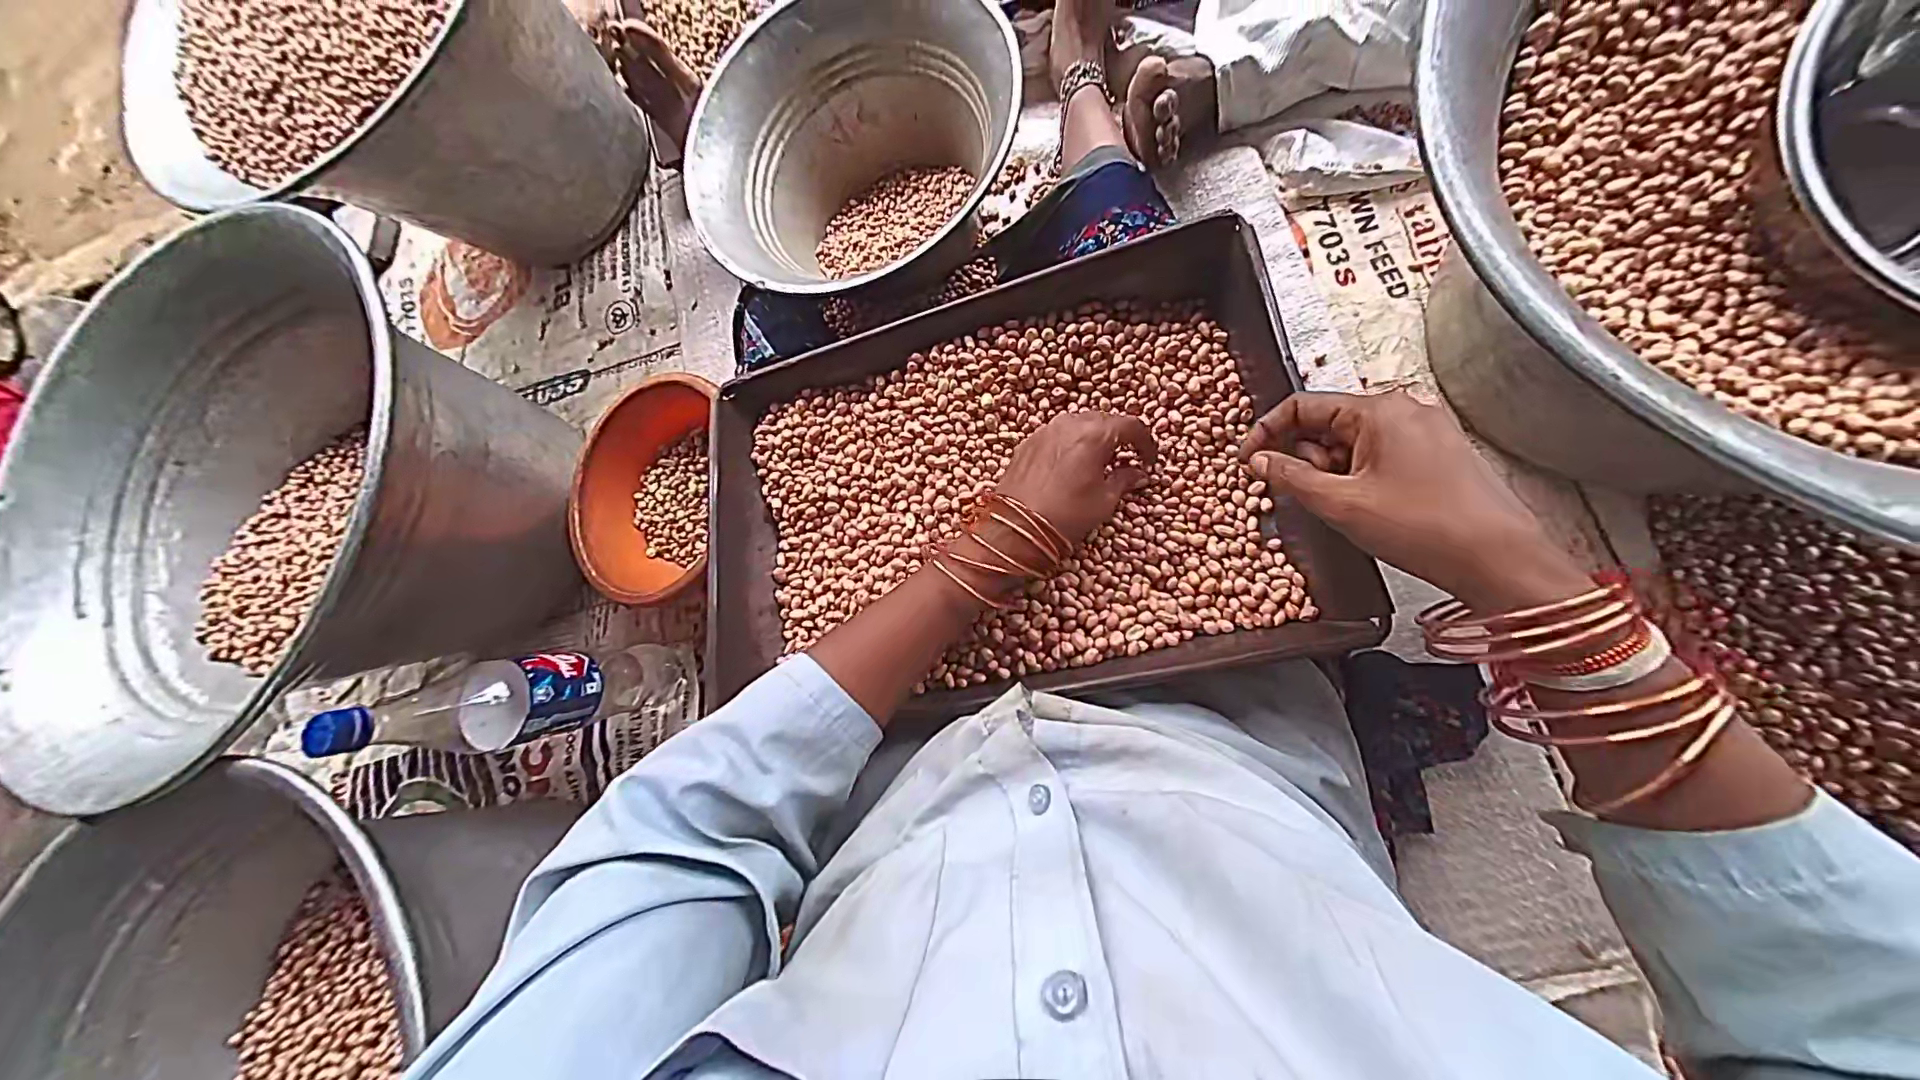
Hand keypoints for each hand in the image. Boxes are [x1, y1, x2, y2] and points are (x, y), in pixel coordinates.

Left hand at [995, 412, 1156, 549]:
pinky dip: (1070, 444)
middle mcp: (1068, 425)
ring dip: (1093, 438)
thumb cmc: (1064, 516)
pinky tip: (1072, 465)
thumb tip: (1138, 473)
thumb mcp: (1104, 501)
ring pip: (1078, 424)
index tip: (1149, 459)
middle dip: (1119, 437)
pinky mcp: (1027, 444)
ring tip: (1099, 462)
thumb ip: (1124, 480)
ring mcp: (1045, 432)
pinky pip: (1056, 435)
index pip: (1131, 427)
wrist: (1014, 528)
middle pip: (1104, 420)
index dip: (1145, 443)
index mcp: (1094, 434)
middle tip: (1126, 459)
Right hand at [1237, 391, 1591, 610]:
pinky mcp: (1432, 454)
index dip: (1265, 432)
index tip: (1248, 459)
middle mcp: (1404, 410)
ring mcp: (1422, 432)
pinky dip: (1355, 478)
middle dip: (1303, 458)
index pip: (1301, 405)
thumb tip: (1258, 462)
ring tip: (1342, 506)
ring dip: (1330, 472)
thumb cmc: (1425, 527)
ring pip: (1348, 443)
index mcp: (1380, 410)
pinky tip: (1362, 507)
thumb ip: (1289, 476)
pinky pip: (1374, 456)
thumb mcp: (1339, 503)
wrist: (1497, 559)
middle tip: (1303, 493)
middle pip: (1324, 423)